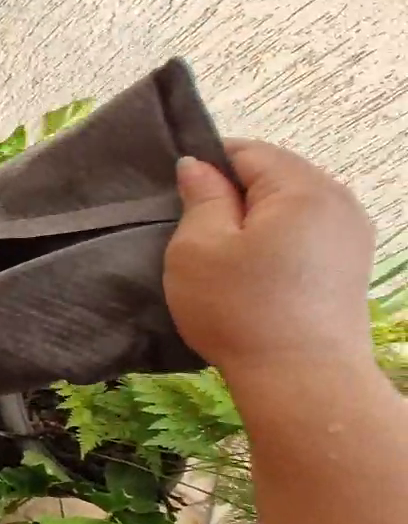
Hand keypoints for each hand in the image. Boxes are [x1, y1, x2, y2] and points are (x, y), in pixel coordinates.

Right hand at [166, 140, 374, 376]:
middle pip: (277, 173)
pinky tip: (248, 259)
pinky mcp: (349, 260)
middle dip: (230, 186)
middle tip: (185, 218)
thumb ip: (202, 198)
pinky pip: (305, 225)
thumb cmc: (235, 304)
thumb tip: (198, 166)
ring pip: (291, 201)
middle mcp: (340, 201)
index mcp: (304, 190)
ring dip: (250, 211)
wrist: (298, 371)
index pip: (251, 152)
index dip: (207, 161)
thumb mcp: (198, 246)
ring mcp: (352, 232)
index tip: (171, 187)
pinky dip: (272, 230)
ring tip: (214, 242)